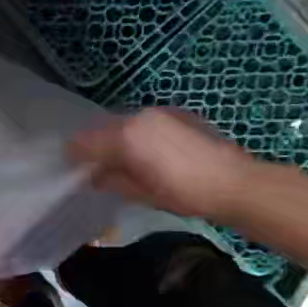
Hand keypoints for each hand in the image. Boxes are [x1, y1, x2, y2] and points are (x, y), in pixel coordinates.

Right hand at [73, 108, 270, 220]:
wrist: (236, 182)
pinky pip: (146, 121)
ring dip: (118, 138)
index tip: (72, 169)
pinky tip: (150, 153)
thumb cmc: (184, 193)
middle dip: (96, 145)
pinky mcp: (179, 113)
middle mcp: (139, 117)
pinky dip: (139, 134)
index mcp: (125, 136)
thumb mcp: (140, 193)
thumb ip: (111, 180)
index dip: (74, 155)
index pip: (84, 141)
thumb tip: (95, 176)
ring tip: (124, 161)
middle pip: (103, 128)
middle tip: (96, 167)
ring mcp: (161, 112)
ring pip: (125, 122)